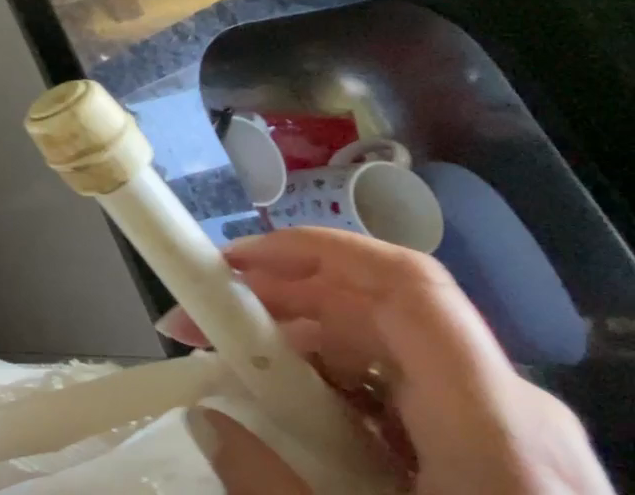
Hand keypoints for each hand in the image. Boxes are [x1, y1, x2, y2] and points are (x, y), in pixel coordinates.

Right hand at [158, 227, 611, 494]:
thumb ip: (272, 484)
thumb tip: (205, 421)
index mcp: (493, 424)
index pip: (407, 285)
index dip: (315, 250)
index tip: (230, 262)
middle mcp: (515, 409)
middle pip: (384, 311)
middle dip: (281, 299)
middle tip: (201, 322)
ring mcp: (521, 434)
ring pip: (394, 350)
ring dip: (304, 342)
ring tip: (236, 368)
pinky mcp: (516, 460)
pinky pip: (416, 393)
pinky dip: (345, 384)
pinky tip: (299, 414)